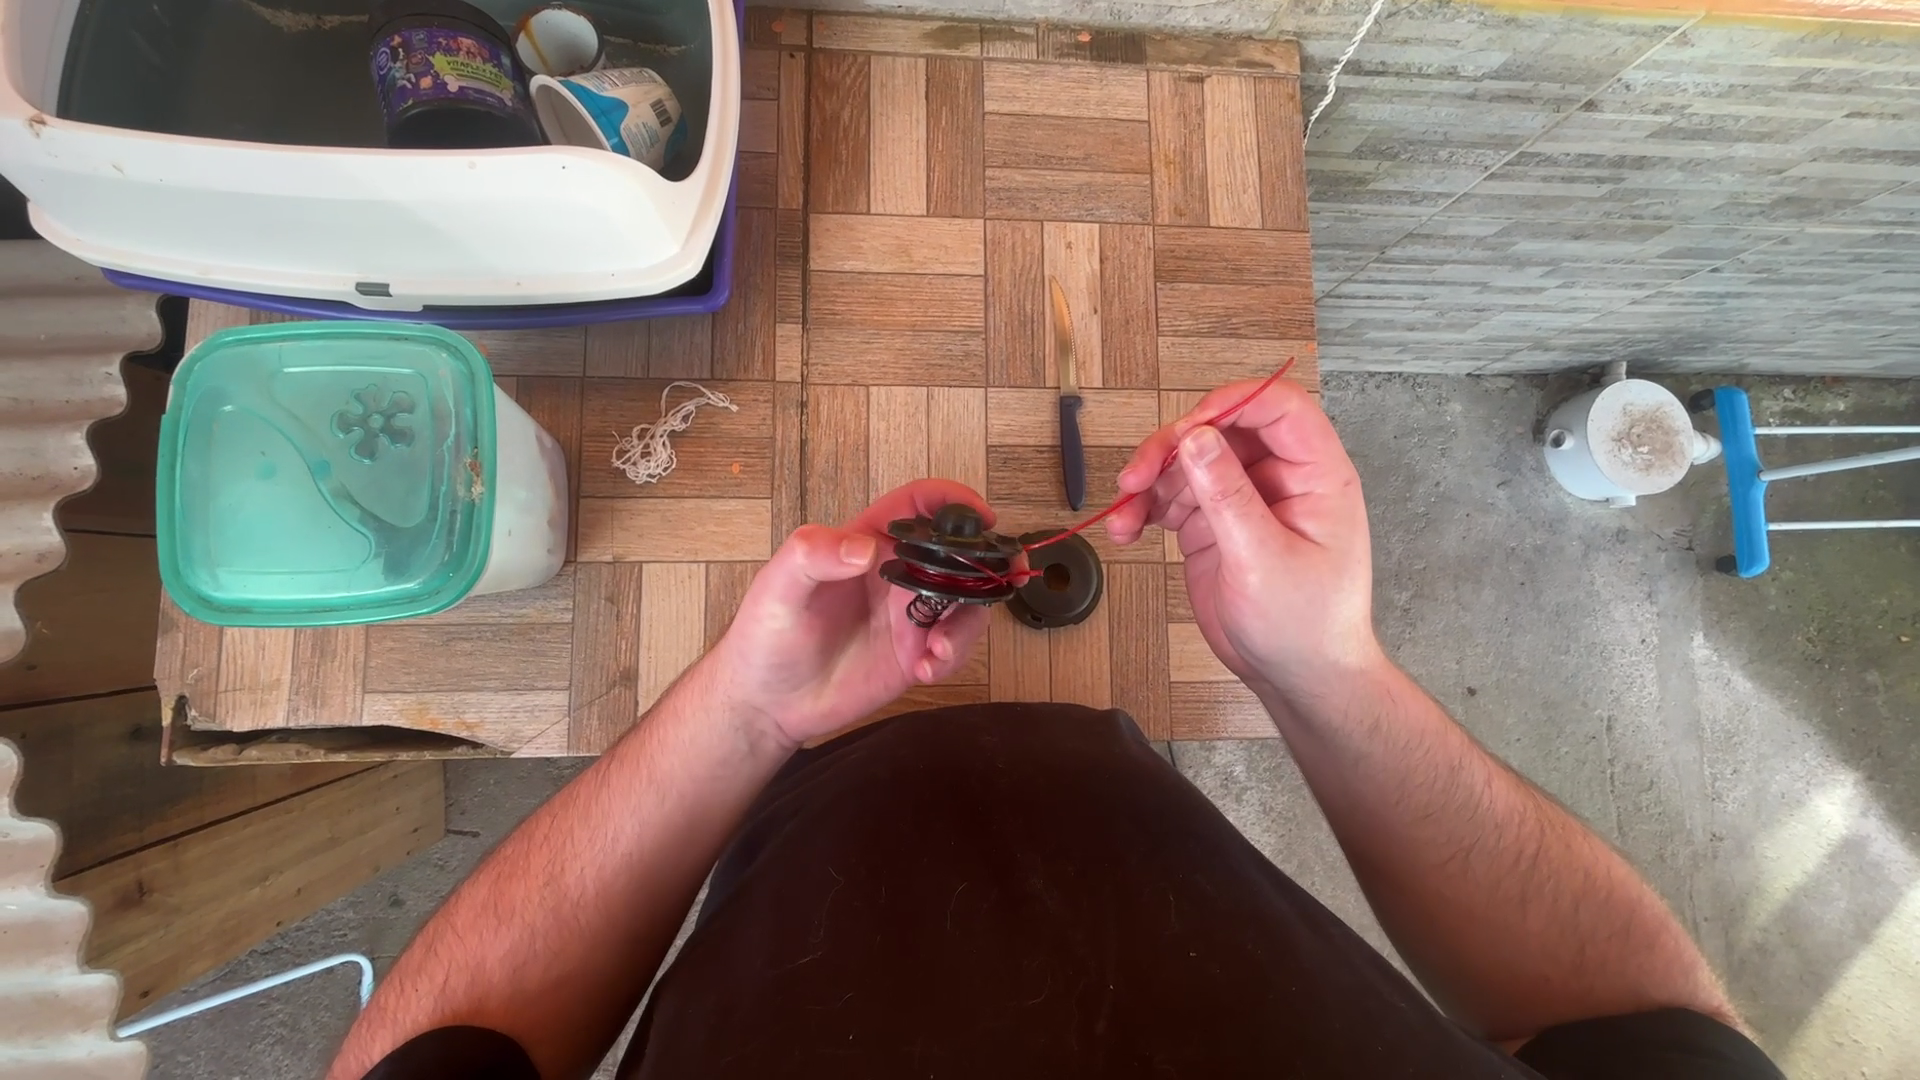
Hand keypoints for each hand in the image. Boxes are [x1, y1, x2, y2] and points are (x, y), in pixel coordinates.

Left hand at [708, 480, 993, 746]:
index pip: (920, 506)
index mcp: (869, 542)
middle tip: (1005, 578)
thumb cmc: (765, 634)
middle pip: (959, 554)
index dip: (954, 502)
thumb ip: (812, 555)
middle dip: (989, 563)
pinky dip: (953, 657)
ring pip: (968, 602)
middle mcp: (898, 574)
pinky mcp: (916, 653)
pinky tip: (924, 671)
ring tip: (937, 651)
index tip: (983, 516)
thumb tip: (864, 548)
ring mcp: (910, 614)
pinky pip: (955, 646)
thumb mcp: (777, 586)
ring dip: (969, 623)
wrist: (765, 703)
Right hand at [1105, 379, 1381, 704]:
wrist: (1293, 676)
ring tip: (1122, 519)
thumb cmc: (1301, 623)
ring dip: (1147, 484)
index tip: (1185, 428)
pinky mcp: (1210, 524)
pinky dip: (1143, 511)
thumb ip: (1227, 495)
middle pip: (1217, 432)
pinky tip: (1125, 531)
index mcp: (1313, 475)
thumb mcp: (1263, 558)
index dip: (1231, 404)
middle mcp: (1274, 477)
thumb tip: (1195, 437)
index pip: (1276, 409)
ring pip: (1185, 463)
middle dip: (1170, 449)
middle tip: (1132, 480)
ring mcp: (1239, 499)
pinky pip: (1170, 499)